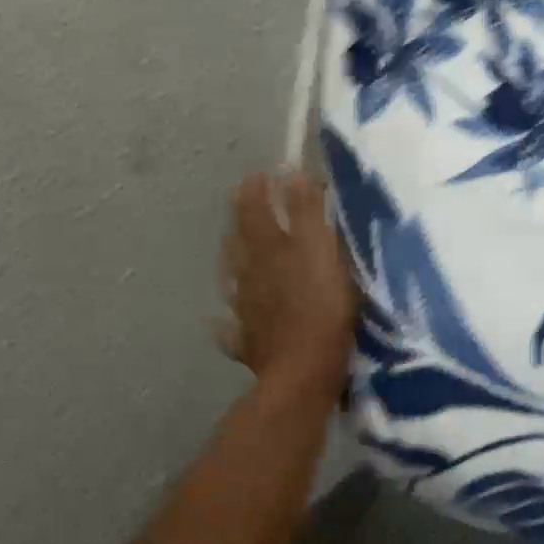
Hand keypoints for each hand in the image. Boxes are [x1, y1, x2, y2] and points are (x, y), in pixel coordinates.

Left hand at [218, 172, 360, 399]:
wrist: (304, 370)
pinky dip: (226, 321)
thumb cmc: (323, 306)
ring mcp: (248, 311)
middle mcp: (253, 276)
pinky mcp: (251, 343)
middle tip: (239, 199)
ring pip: (234, 280)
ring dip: (231, 260)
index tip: (256, 173)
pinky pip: (232, 329)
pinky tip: (220, 321)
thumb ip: (308, 212)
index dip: (258, 193)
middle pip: (242, 242)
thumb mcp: (322, 250)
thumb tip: (291, 173)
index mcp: (272, 251)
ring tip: (228, 247)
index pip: (259, 213)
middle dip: (241, 218)